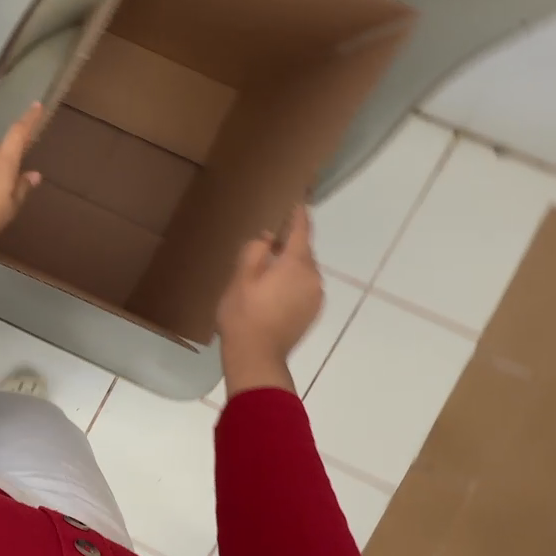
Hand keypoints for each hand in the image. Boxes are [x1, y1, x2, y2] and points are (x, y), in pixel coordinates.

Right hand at [215, 205, 323, 394]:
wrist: (257, 355)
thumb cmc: (244, 313)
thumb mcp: (240, 278)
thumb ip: (254, 251)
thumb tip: (268, 237)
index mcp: (296, 264)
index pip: (302, 231)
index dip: (298, 215)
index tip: (298, 200)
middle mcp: (313, 277)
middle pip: (302, 252)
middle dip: (287, 245)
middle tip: (264, 243)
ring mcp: (315, 296)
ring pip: (302, 271)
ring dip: (287, 267)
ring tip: (263, 272)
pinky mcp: (312, 312)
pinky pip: (303, 288)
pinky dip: (290, 284)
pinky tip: (270, 293)